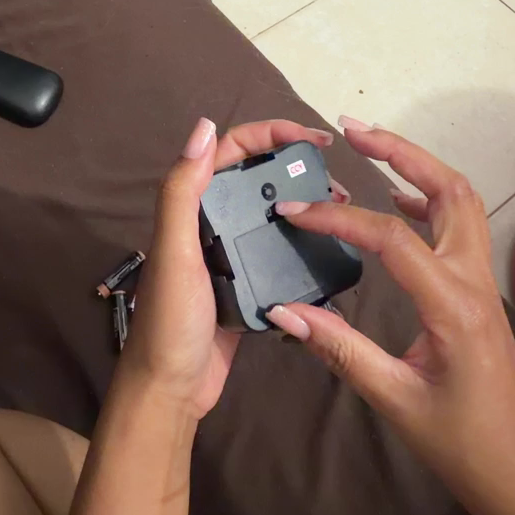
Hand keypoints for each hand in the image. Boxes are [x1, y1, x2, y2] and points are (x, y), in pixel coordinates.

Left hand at [120, 117, 344, 418]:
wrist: (172, 388)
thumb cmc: (172, 317)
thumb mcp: (176, 249)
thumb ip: (184, 190)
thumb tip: (204, 126)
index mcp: (191, 207)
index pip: (231, 151)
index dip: (270, 133)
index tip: (315, 139)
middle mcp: (210, 223)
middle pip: (256, 178)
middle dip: (295, 166)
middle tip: (339, 180)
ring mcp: (229, 254)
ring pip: (270, 213)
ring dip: (303, 203)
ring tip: (342, 209)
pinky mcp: (247, 284)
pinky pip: (276, 251)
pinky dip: (300, 241)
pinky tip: (329, 245)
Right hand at [264, 118, 514, 513]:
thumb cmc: (457, 440)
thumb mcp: (392, 397)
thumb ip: (338, 348)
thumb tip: (282, 311)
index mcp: (453, 304)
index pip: (391, 239)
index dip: (337, 218)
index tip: (293, 210)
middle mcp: (474, 279)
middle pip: (449, 189)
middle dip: (400, 151)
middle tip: (351, 129)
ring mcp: (483, 279)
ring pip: (461, 199)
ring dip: (418, 165)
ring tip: (370, 146)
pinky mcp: (478, 287)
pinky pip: (460, 223)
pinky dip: (428, 197)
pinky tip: (396, 200)